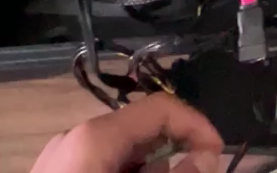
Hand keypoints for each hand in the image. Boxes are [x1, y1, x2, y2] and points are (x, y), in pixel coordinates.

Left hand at [29, 93, 223, 172]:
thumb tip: (205, 158)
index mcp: (94, 138)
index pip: (161, 109)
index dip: (197, 127)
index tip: (218, 158)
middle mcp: (74, 141)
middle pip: (141, 132)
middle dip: (174, 156)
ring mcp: (58, 165)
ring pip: (122, 156)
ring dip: (151, 172)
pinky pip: (100, 172)